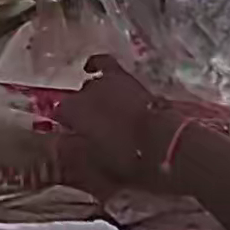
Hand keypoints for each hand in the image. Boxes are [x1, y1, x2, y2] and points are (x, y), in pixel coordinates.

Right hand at [54, 56, 177, 192]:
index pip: (61, 114)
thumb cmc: (131, 160)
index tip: (75, 136)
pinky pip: (103, 63)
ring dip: (94, 95)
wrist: (168, 144)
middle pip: (78, 99)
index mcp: (72, 113)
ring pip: (91, 85)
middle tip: (94, 128)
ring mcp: (104, 83)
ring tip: (102, 107)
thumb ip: (75, 153)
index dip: (68, 125)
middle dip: (83, 111)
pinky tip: (91, 67)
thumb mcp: (97, 166)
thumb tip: (61, 145)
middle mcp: (83, 93)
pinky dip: (96, 64)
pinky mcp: (124, 78)